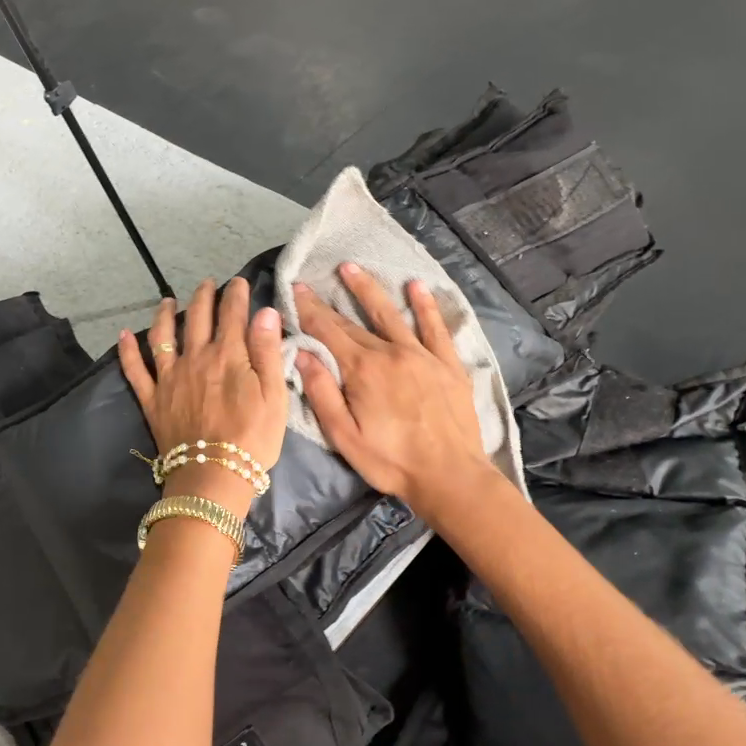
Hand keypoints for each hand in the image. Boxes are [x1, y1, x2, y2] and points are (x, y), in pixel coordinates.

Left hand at [117, 277, 288, 517]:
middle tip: (207, 283)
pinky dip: (127, 350)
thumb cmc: (253, 438)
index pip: (232, 315)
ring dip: (165, 314)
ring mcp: (169, 377)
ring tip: (167, 300)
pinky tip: (123, 334)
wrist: (214, 474)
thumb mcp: (274, 396)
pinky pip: (134, 369)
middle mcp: (195, 358)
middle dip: (203, 296)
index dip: (236, 295)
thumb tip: (265, 312)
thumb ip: (267, 351)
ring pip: (163, 336)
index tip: (239, 282)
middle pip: (198, 319)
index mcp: (228, 356)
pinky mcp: (152, 397)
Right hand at [293, 263, 506, 522]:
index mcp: (362, 370)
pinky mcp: (448, 365)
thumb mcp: (343, 435)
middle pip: (353, 322)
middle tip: (312, 279)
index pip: (327, 331)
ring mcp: (422, 356)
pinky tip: (417, 287)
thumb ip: (321, 392)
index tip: (294, 288)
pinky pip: (436, 328)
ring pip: (391, 314)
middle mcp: (390, 353)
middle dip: (329, 299)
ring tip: (353, 267)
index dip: (308, 309)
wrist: (451, 477)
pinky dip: (426, 306)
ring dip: (370, 289)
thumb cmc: (389, 461)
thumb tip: (302, 353)